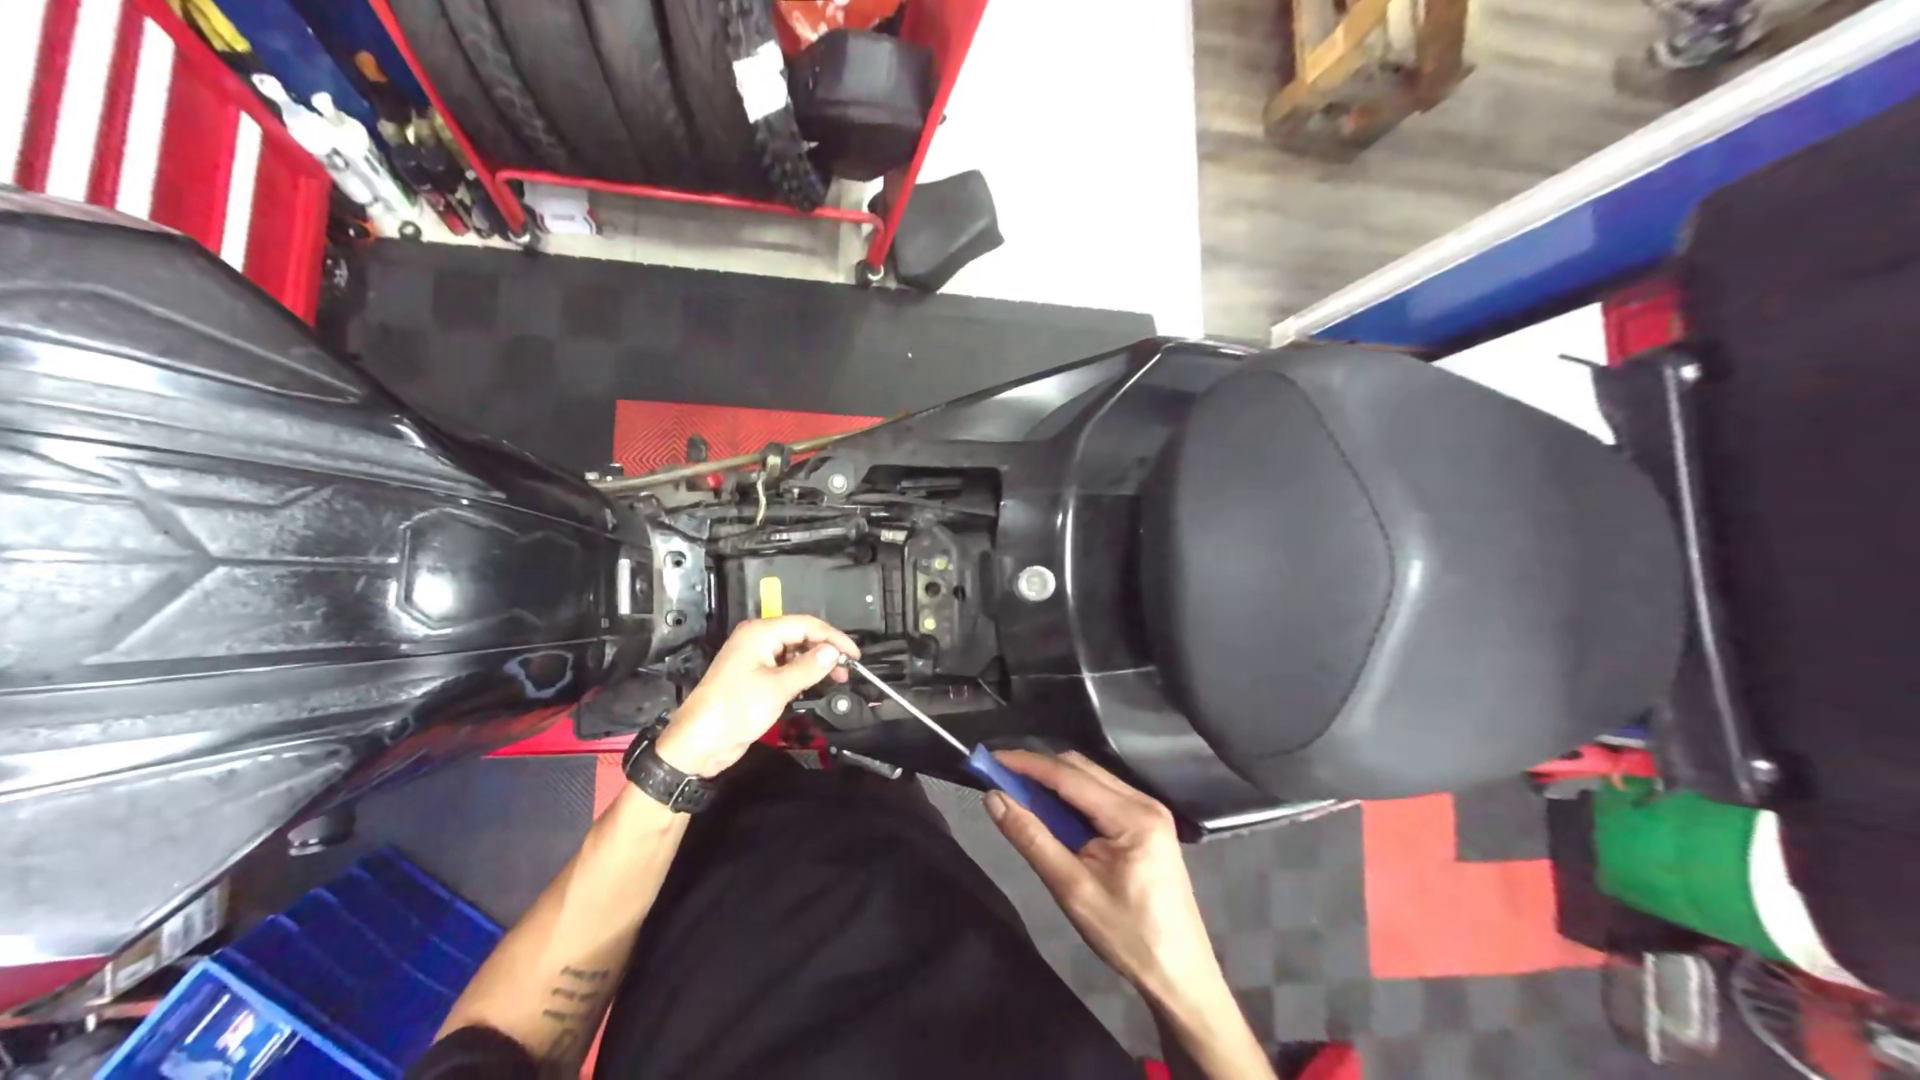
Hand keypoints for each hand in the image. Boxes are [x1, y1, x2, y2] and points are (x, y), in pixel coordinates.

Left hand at [653, 616, 858, 777]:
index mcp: (759, 633)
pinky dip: (802, 672)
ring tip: (836, 677)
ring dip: (815, 662)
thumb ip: (809, 667)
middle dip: (826, 649)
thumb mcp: (778, 687)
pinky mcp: (754, 676)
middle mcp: (757, 639)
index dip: (834, 637)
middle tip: (847, 668)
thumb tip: (833, 652)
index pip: (806, 624)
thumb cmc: (735, 710)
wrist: (700, 742)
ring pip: (794, 651)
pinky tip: (814, 682)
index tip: (854, 654)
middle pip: (801, 635)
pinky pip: (784, 666)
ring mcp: (754, 657)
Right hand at [984, 751, 1221, 1002]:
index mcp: (1132, 815)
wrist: (1180, 975)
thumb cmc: (1127, 936)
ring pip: (1091, 779)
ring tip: (1018, 793)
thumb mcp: (1072, 889)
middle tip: (999, 778)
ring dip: (1054, 782)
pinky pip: (1102, 796)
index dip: (1027, 764)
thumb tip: (994, 798)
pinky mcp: (1148, 823)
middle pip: (1081, 769)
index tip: (990, 760)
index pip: (1069, 775)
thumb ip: (1032, 838)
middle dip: (1038, 769)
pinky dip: (1072, 797)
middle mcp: (1144, 801)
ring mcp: (1149, 811)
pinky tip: (1051, 812)